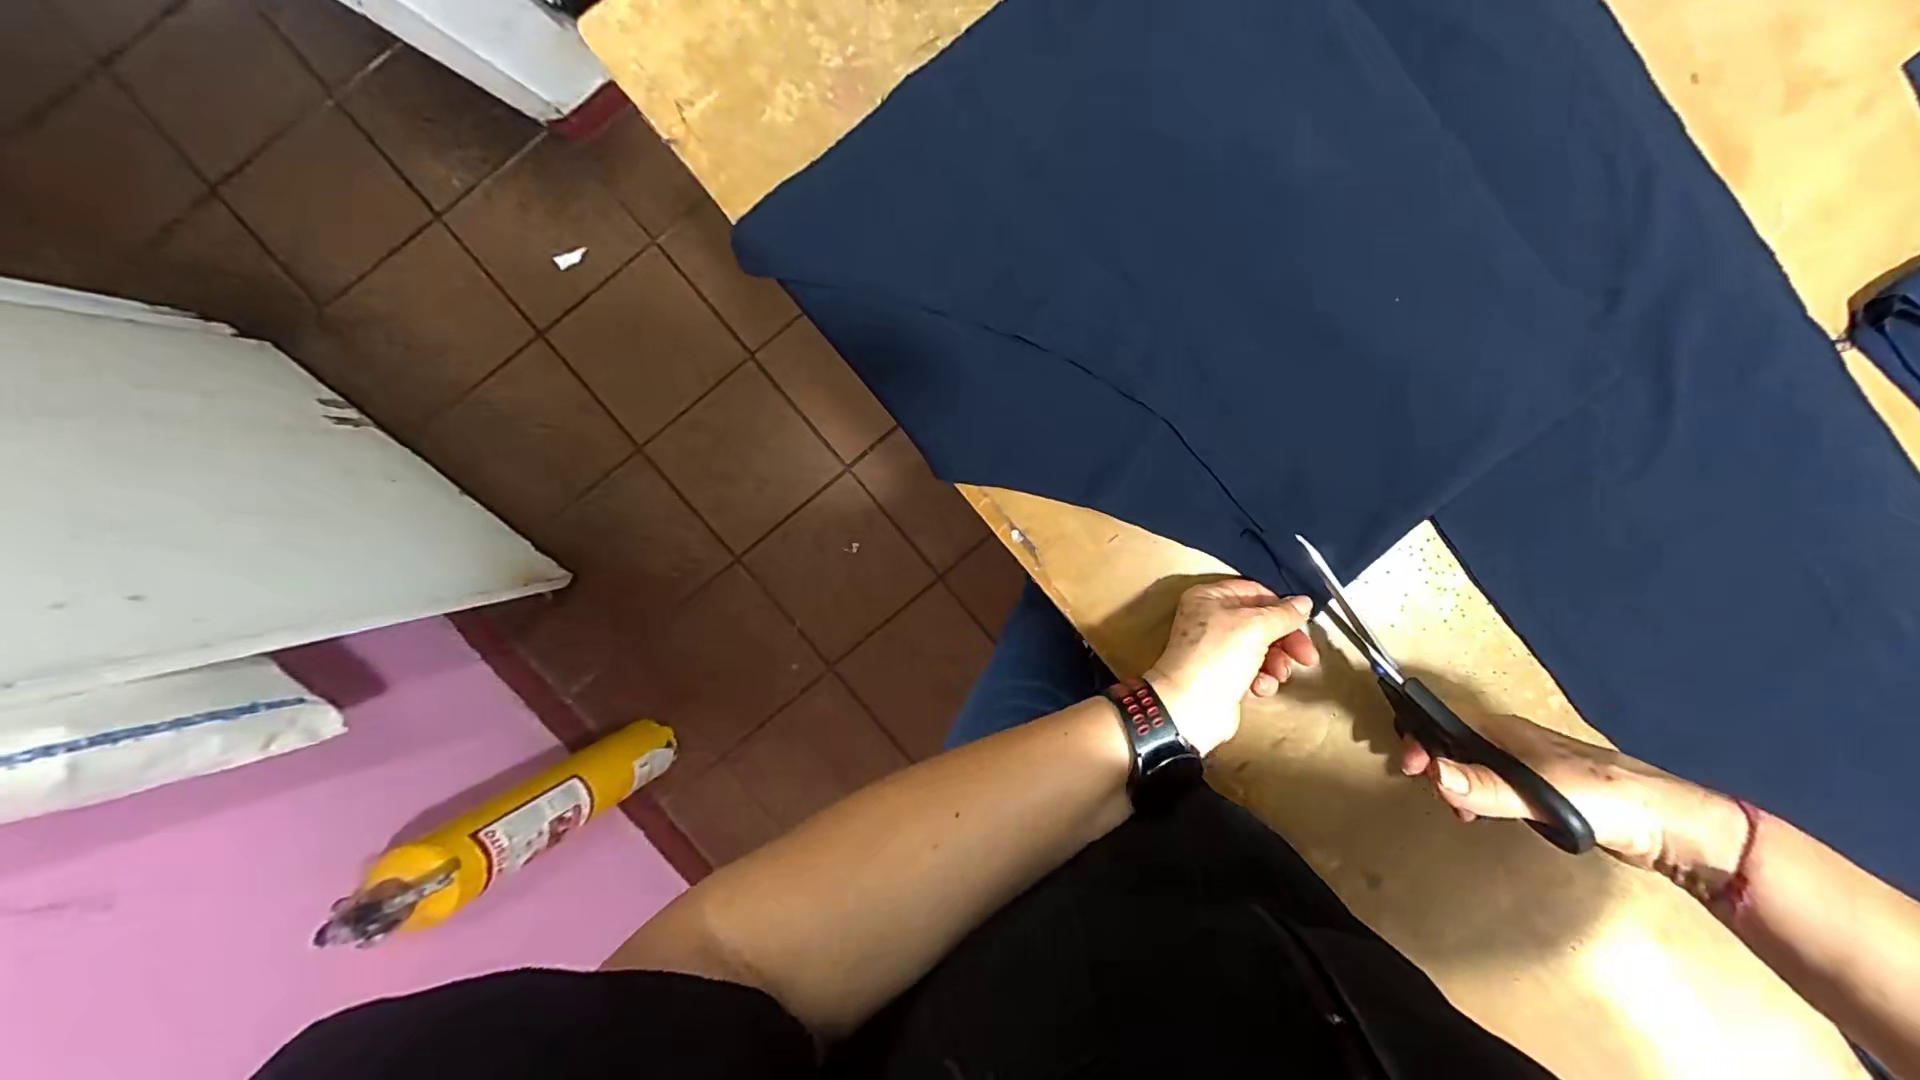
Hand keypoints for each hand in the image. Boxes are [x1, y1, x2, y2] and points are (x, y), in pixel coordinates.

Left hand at [1143, 579, 1317, 755]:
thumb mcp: (1255, 626)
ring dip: (1276, 662)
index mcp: (1208, 598)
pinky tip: (1258, 687)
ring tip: (1278, 674)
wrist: (1191, 707)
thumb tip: (1303, 602)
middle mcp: (1210, 620)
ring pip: (1262, 649)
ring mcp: (1216, 650)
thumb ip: (1283, 614)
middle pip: (1262, 622)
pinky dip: (1261, 680)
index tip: (1302, 620)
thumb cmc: (1215, 658)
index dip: (1280, 605)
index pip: (1254, 592)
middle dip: (1286, 640)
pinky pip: (1253, 672)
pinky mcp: (1223, 676)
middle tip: (1306, 656)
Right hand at [1397, 714, 1749, 892]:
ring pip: (1469, 761)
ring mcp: (1526, 763)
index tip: (1409, 766)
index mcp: (1505, 730)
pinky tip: (1482, 813)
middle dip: (1430, 760)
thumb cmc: (1608, 800)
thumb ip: (1484, 786)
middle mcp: (1510, 741)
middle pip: (1451, 739)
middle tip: (1430, 789)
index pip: (1442, 720)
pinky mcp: (1539, 787)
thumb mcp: (1540, 794)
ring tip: (1457, 809)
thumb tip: (1433, 771)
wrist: (1678, 828)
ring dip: (1451, 780)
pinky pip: (1490, 780)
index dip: (1418, 736)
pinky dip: (1474, 793)